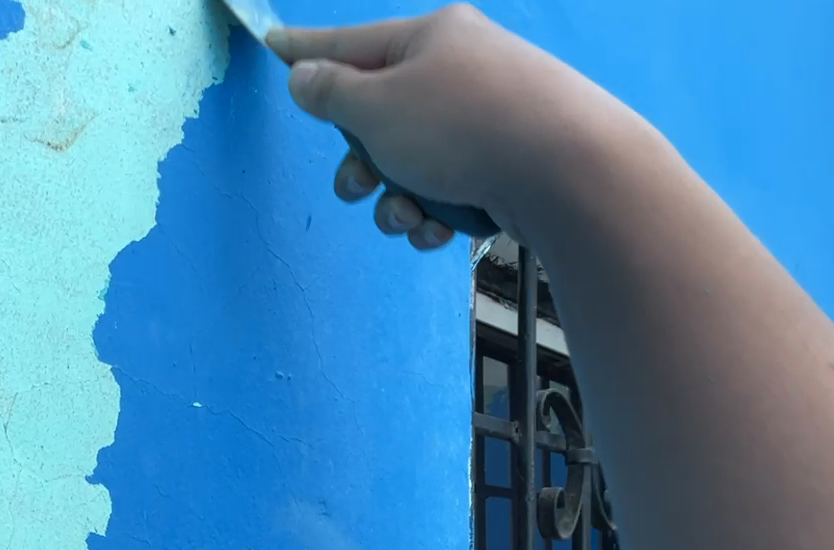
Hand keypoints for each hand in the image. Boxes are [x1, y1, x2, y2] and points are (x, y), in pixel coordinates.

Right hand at [269, 4, 631, 249]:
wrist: (561, 169)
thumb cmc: (459, 127)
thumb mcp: (377, 108)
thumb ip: (331, 93)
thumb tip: (303, 74)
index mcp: (426, 41)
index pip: (347, 43)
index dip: (304, 49)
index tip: (272, 41)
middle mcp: (452, 73)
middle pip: (372, 121)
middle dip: (359, 167)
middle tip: (361, 184)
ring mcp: (475, 119)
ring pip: (401, 168)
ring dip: (392, 203)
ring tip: (410, 214)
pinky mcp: (493, 163)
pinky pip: (436, 192)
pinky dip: (428, 215)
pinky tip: (441, 225)